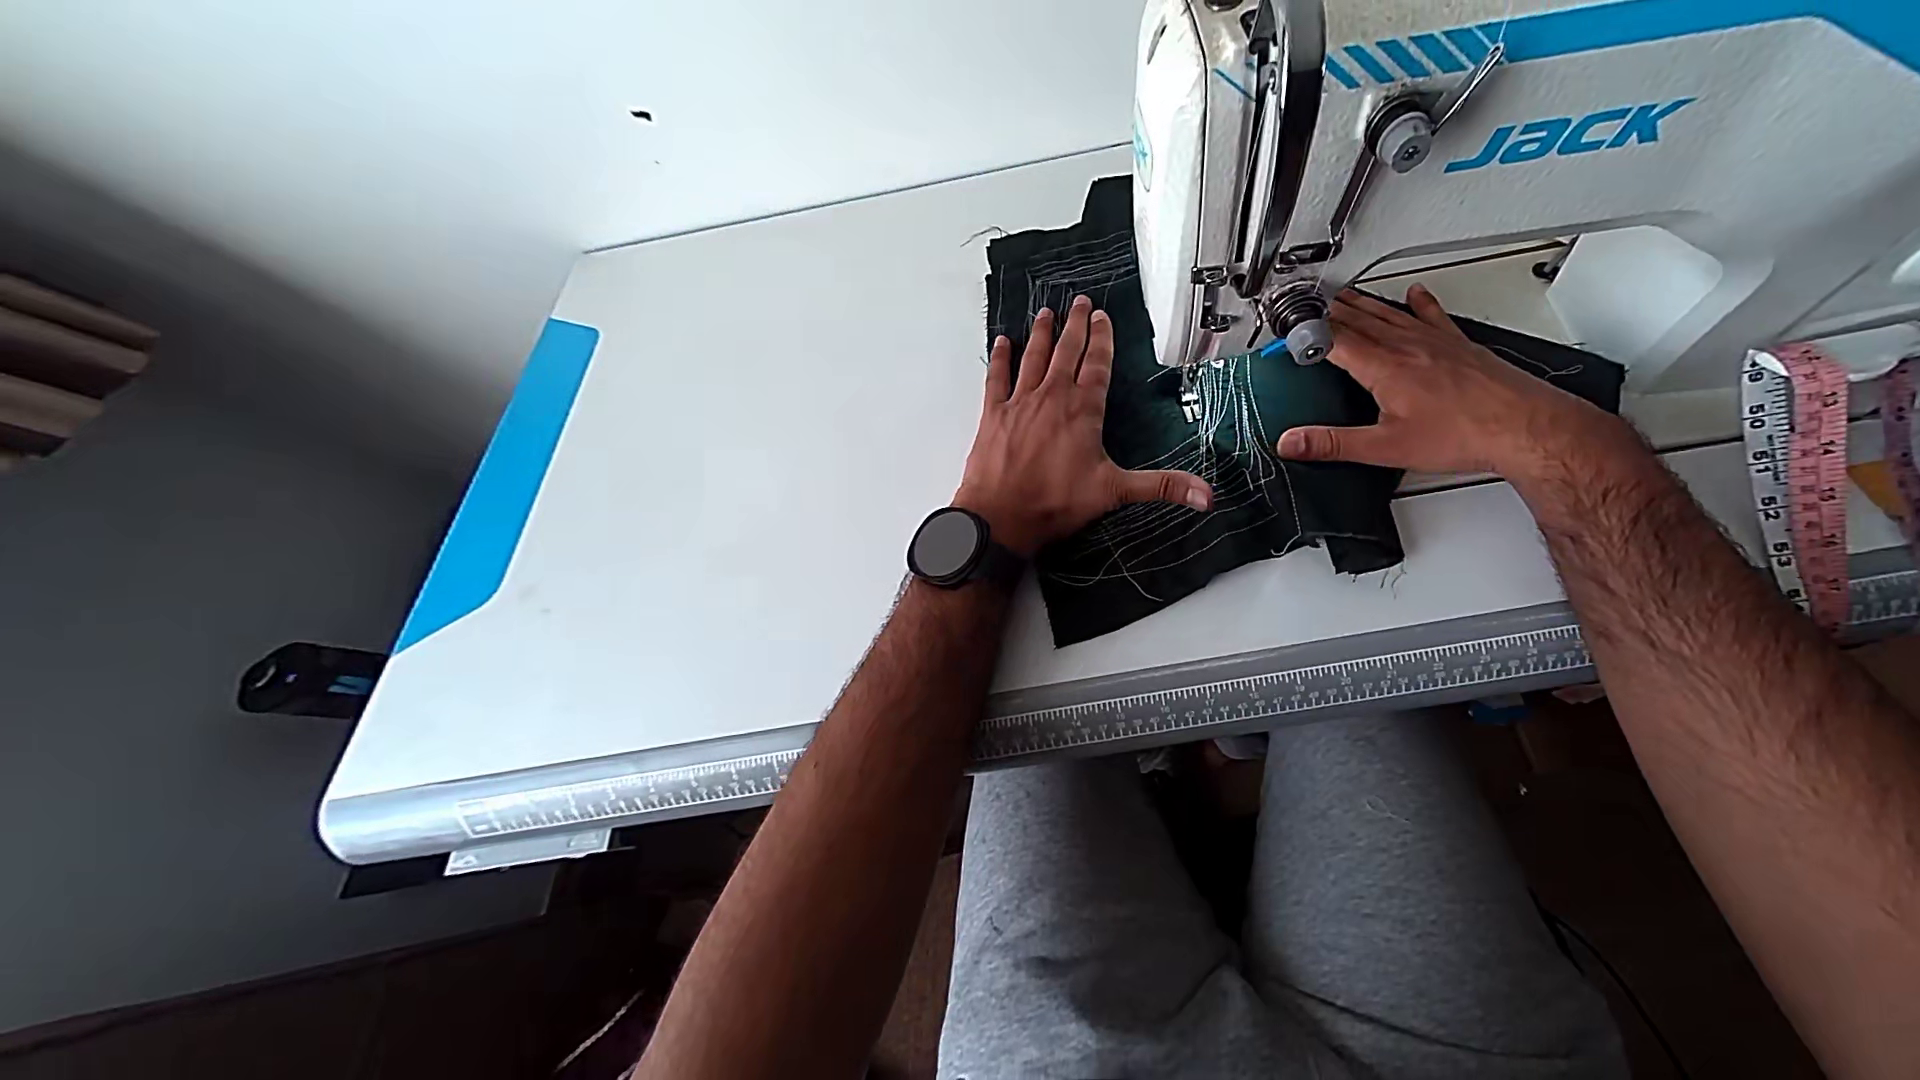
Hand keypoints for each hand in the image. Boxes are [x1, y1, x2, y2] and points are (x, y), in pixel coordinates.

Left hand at [955, 295, 1211, 556]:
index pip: (1098, 364)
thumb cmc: (1053, 503)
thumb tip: (1205, 494)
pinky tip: (1003, 343)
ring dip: (1042, 334)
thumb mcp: (1114, 492)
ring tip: (1047, 313)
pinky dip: (1000, 358)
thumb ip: (1161, 486)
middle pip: (1067, 351)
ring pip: (1034, 357)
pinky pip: (997, 378)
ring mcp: (1020, 403)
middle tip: (1079, 303)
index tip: (1102, 318)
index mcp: (1083, 410)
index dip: (1102, 338)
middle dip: (1076, 325)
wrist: (1001, 517)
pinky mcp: (994, 415)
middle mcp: (1052, 398)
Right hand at [1274, 286, 1635, 483]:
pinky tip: (1414, 293)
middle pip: (1359, 321)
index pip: (1335, 341)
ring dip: (1362, 304)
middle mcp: (1409, 347)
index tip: (1289, 331)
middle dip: (1328, 314)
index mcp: (1386, 368)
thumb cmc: (1465, 435)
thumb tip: (1291, 442)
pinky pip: (1432, 315)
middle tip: (1308, 307)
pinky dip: (1417, 302)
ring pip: (1389, 314)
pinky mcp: (1459, 345)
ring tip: (1343, 297)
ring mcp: (1436, 342)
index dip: (1308, 334)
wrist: (1527, 428)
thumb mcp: (1384, 447)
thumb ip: (1331, 444)